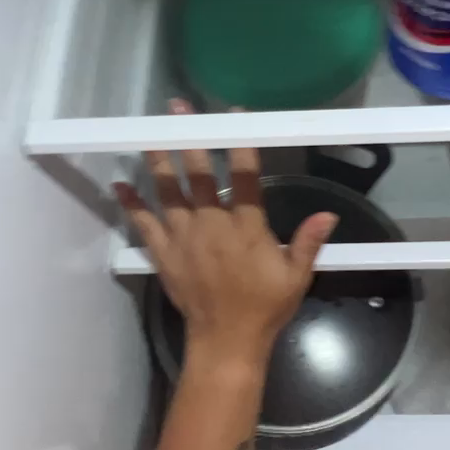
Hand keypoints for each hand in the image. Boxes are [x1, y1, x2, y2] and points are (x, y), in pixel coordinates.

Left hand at [115, 101, 338, 365]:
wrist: (227, 340)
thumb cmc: (264, 307)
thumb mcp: (296, 276)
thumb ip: (308, 241)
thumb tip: (329, 214)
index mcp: (246, 226)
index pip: (243, 175)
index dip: (239, 144)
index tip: (236, 116)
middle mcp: (212, 224)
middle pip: (197, 173)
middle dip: (189, 138)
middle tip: (178, 109)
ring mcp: (184, 238)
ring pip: (167, 191)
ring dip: (158, 160)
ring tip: (149, 133)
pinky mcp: (164, 254)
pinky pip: (144, 224)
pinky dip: (131, 204)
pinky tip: (119, 184)